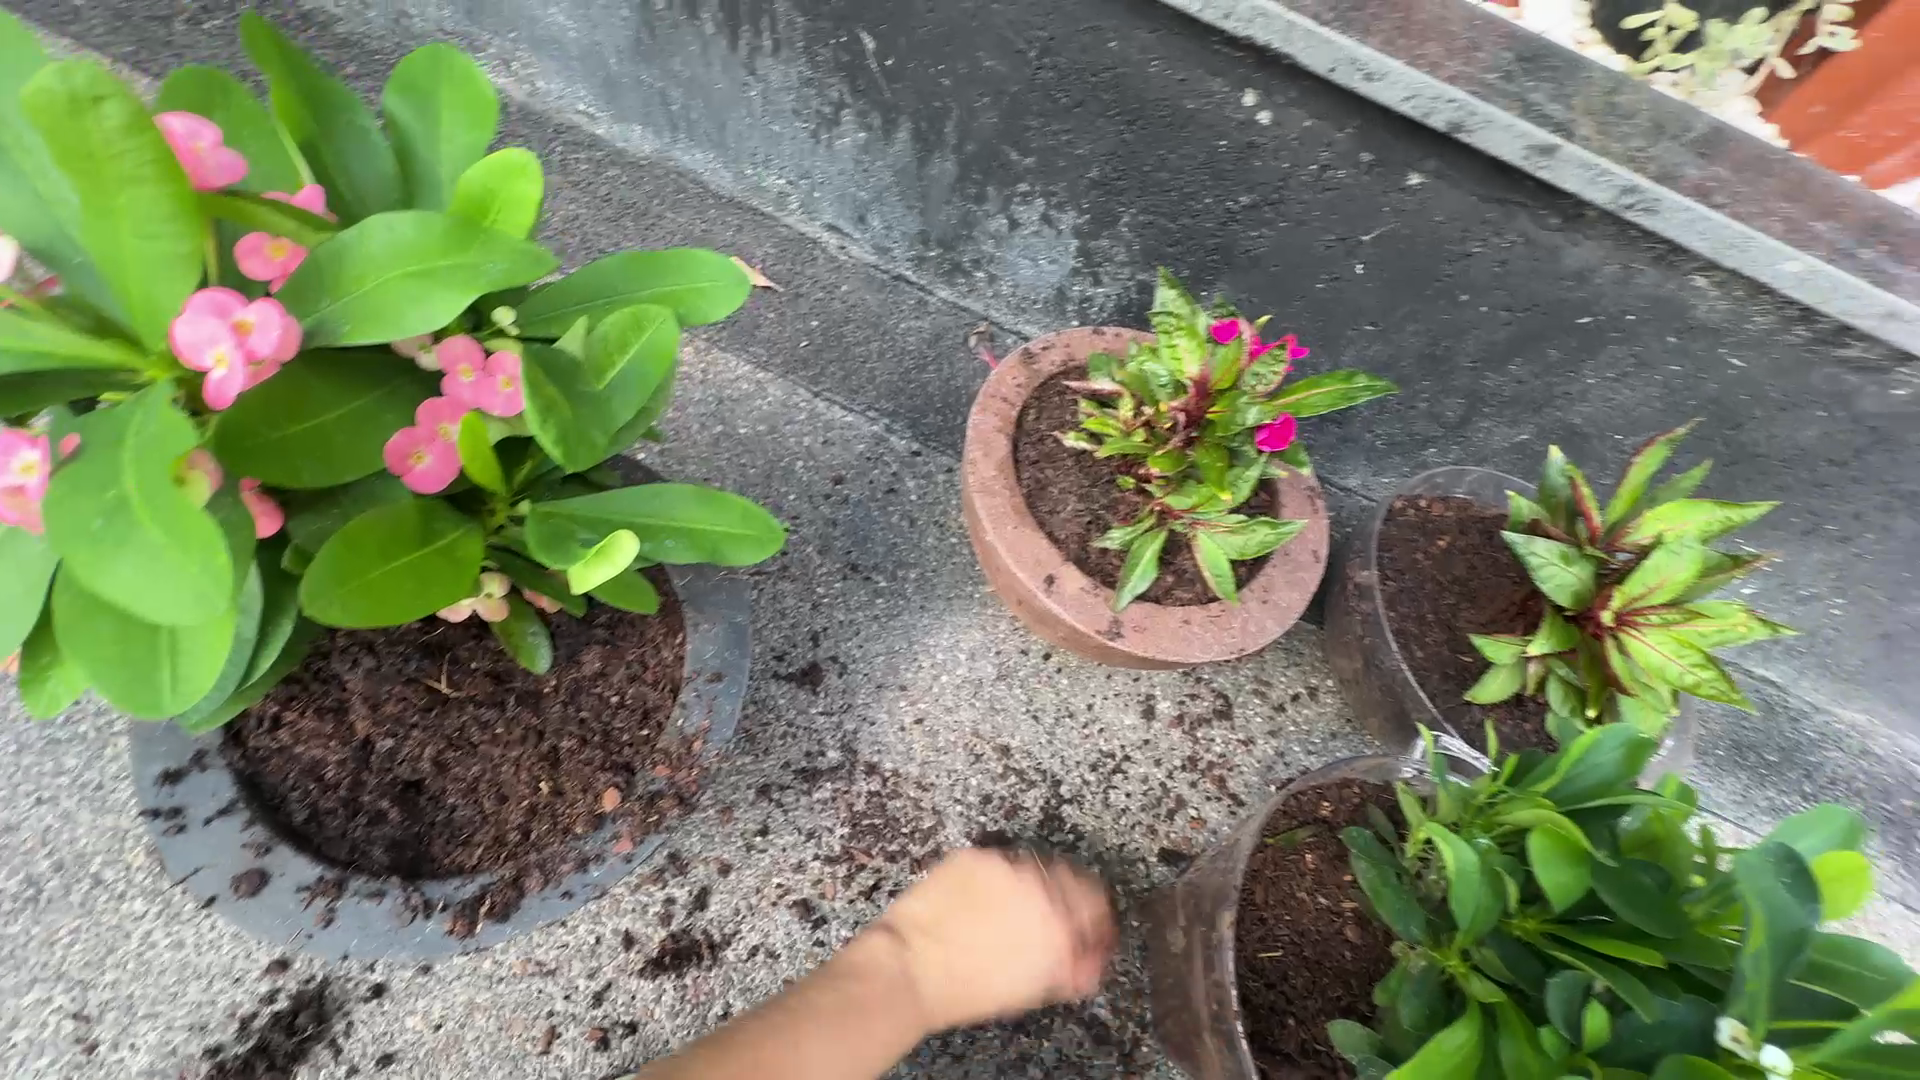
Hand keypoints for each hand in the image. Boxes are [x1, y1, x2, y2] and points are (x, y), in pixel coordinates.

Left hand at [858, 847, 1116, 1032]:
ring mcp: (1004, 864)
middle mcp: (1038, 885)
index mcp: (1059, 922)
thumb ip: (1071, 967)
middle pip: (1072, 877)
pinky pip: (998, 862)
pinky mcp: (975, 854)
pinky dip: (998, 878)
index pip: (1098, 901)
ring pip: (1034, 867)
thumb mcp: (1033, 986)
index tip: (1092, 924)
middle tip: (1055, 916)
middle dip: (1070, 897)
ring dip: (1034, 884)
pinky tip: (983, 900)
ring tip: (1011, 910)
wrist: (912, 966)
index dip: (1097, 915)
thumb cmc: (968, 988)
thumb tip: (1088, 959)